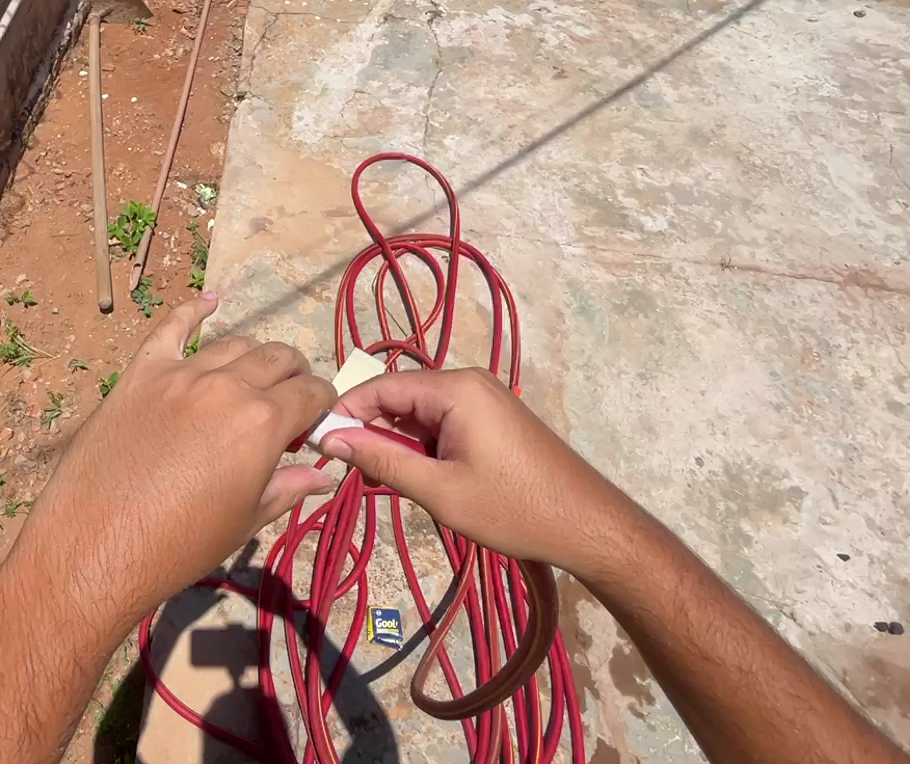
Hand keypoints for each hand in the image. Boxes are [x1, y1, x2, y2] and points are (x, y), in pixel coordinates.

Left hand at [1, 293, 336, 633]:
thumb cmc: (177, 546)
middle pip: (277, 358)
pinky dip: (193, 310)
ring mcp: (181, 372)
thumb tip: (323, 473)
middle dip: (295, 374)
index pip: (311, 393)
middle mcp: (227, 385)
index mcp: (262, 423)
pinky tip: (209, 302)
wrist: (94, 545)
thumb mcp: (244, 522)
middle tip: (291, 396)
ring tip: (255, 374)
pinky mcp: (141, 371)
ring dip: (254, 356)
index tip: (317, 417)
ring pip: (233, 344)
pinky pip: (171, 327)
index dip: (322, 404)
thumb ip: (288, 487)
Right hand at [320, 368, 635, 578]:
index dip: (346, 410)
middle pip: (400, 396)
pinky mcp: (492, 416)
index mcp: (455, 389)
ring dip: (397, 440)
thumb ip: (380, 459)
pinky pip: (441, 420)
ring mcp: (483, 397)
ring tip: (383, 478)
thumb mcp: (438, 490)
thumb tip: (331, 439)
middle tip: (351, 469)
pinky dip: (422, 444)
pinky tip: (417, 474)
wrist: (591, 528)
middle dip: (371, 429)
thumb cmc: (513, 509)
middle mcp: (467, 381)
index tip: (319, 440)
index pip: (381, 386)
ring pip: (419, 411)